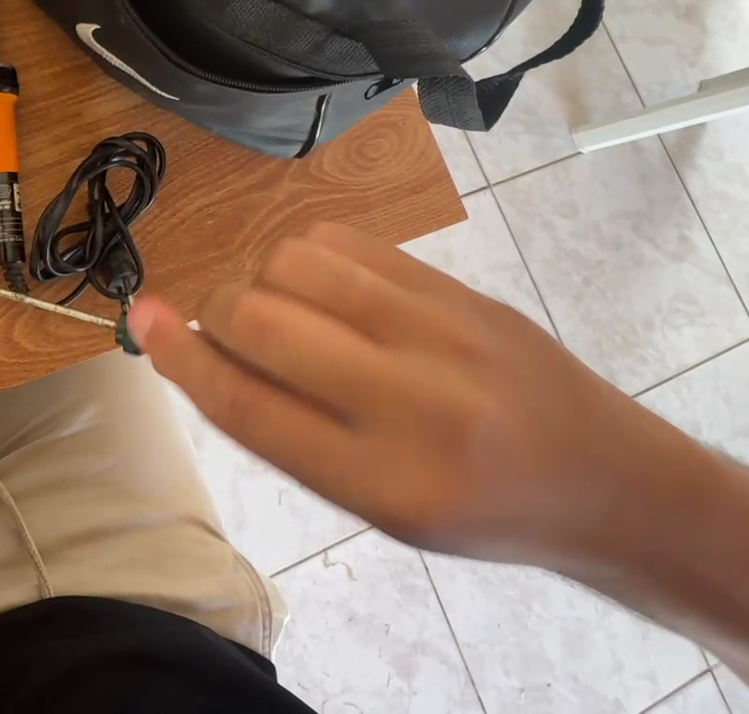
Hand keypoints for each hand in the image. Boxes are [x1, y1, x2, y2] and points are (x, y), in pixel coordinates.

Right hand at [129, 222, 708, 567]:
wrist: (610, 480)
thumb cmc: (472, 508)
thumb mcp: (371, 500)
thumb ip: (282, 424)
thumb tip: (195, 344)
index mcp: (384, 480)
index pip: (249, 406)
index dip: (180, 357)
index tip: (139, 319)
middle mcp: (412, 399)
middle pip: (259, 320)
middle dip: (216, 314)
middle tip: (227, 330)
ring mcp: (440, 328)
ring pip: (292, 263)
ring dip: (258, 280)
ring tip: (282, 309)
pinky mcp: (455, 284)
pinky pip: (340, 240)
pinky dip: (302, 256)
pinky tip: (319, 285)